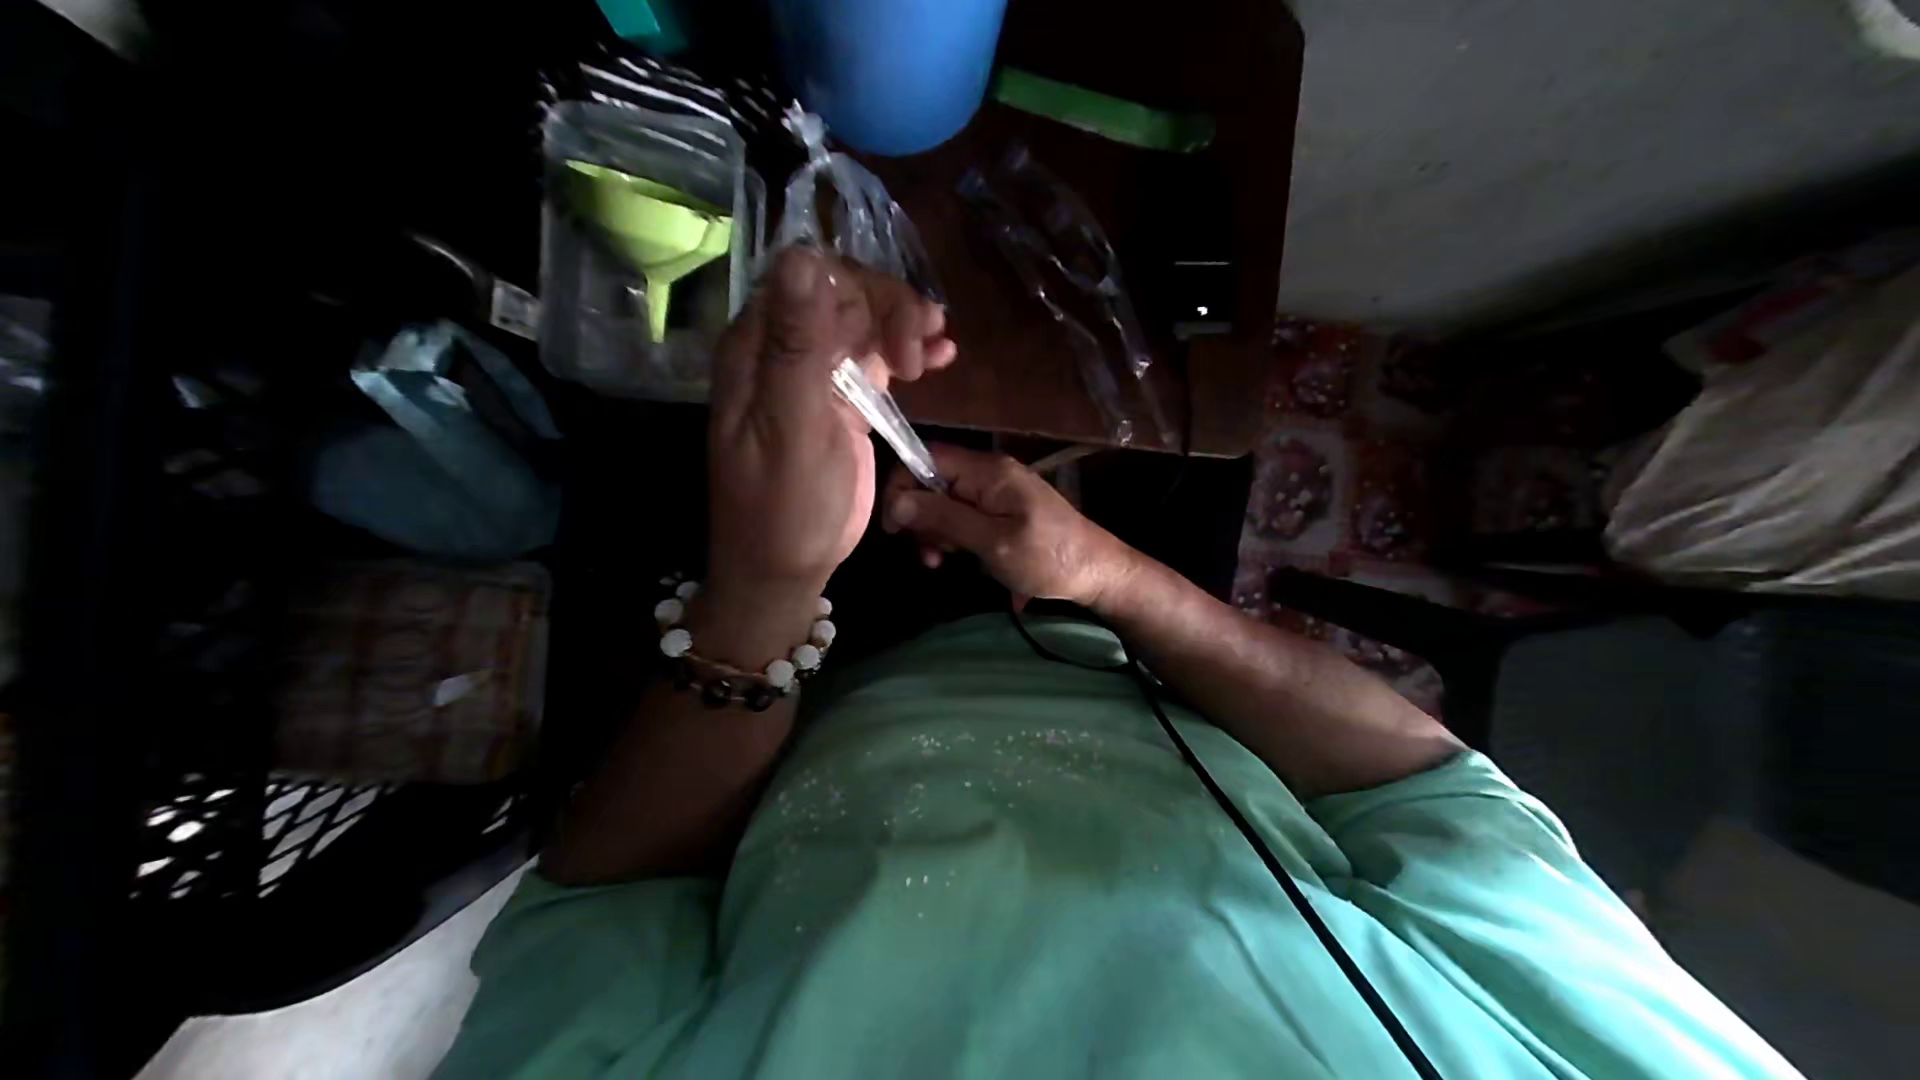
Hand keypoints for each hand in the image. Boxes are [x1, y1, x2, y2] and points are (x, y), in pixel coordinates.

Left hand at [702, 250, 953, 657]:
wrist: (786, 567)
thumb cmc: (783, 509)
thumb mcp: (791, 431)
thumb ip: (797, 348)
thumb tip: (802, 257)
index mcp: (757, 348)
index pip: (807, 276)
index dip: (856, 290)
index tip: (894, 337)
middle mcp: (784, 351)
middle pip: (843, 293)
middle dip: (889, 310)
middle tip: (920, 357)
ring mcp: (817, 374)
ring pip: (865, 321)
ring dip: (905, 324)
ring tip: (939, 346)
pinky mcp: (844, 401)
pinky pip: (878, 359)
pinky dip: (910, 352)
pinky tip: (942, 357)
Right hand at [881, 444, 1140, 610]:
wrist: (1097, 572)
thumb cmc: (1047, 557)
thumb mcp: (992, 542)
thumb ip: (944, 519)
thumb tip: (896, 502)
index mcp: (988, 471)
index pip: (926, 457)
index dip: (901, 486)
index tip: (894, 526)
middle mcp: (989, 472)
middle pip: (932, 480)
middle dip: (919, 515)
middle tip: (927, 555)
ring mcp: (997, 490)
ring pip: (945, 500)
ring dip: (934, 530)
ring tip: (941, 561)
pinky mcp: (1003, 509)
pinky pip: (964, 513)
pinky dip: (953, 534)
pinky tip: (957, 557)